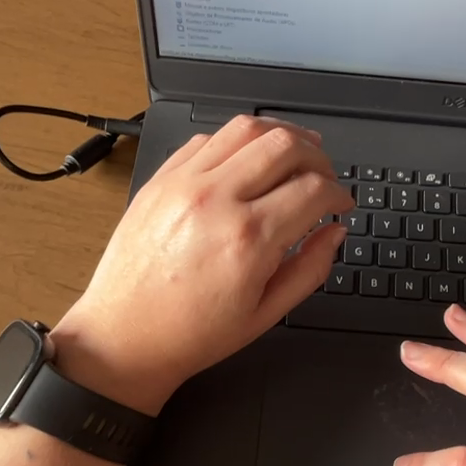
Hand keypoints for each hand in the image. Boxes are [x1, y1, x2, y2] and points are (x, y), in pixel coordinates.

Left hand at [51, 115, 354, 415]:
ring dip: (281, 135)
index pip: (314, 189)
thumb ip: (311, 269)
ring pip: (247, 127)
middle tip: (325, 177)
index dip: (340, 193)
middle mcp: (216, 200)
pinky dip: (238, 142)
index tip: (341, 203)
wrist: (123, 338)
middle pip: (286, 144)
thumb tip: (335, 232)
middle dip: (319, 157)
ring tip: (296, 152)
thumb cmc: (190, 334)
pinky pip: (208, 139)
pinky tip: (249, 159)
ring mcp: (183, 184)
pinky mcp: (160, 180)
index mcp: (248, 239)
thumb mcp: (266, 313)